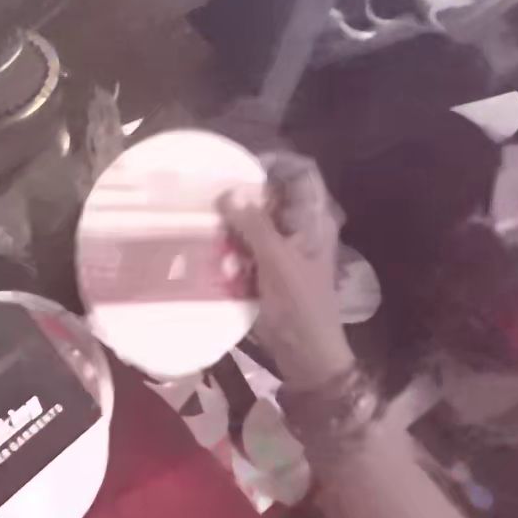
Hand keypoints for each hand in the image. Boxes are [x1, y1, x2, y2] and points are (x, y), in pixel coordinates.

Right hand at [221, 187, 355, 388]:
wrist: (306, 354)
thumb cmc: (299, 306)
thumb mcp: (277, 262)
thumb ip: (255, 225)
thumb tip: (229, 191)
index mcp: (314, 220)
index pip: (300, 173)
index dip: (272, 163)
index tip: (236, 168)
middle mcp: (300, 228)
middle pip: (272, 195)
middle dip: (242, 194)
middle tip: (209, 196)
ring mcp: (284, 248)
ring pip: (255, 220)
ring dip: (231, 222)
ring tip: (204, 221)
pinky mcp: (268, 268)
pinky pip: (245, 245)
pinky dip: (229, 244)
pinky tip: (208, 248)